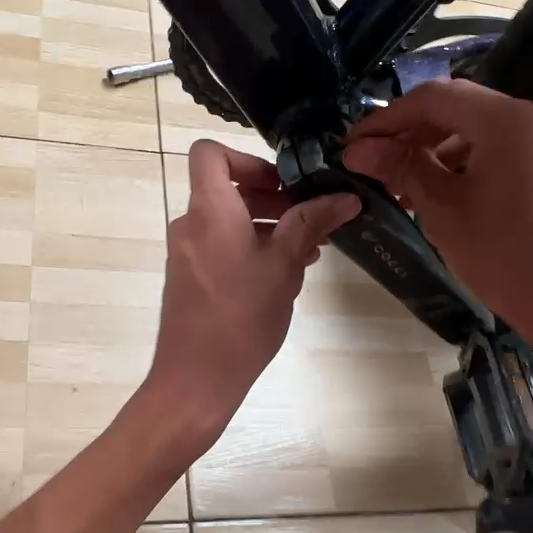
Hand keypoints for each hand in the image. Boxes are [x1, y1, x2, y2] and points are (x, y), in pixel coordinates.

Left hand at [147, 141, 360, 418]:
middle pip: (226, 189)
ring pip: (228, 221)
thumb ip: (312, 225)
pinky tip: (284, 275)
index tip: (283, 183)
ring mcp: (186, 253)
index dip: (247, 158)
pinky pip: (220, 246)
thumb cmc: (241, 318)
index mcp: (209, 210)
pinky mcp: (189, 278)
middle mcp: (190, 224)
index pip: (210, 153)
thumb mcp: (284, 267)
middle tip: (311, 218)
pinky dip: (250, 248)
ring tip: (308, 251)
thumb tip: (346, 196)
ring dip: (267, 225)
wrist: (195, 379)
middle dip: (271, 197)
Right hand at [341, 79, 532, 360]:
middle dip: (409, 132)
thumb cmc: (504, 256)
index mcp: (506, 119)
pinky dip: (464, 161)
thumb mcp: (443, 210)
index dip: (386, 118)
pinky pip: (500, 146)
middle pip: (456, 107)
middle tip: (372, 162)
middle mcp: (532, 116)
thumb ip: (401, 168)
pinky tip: (438, 192)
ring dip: (434, 148)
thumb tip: (356, 150)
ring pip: (477, 127)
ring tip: (400, 185)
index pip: (432, 97)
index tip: (353, 144)